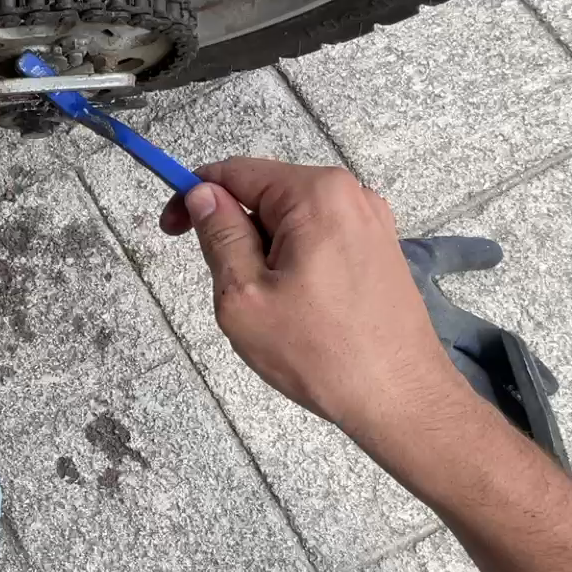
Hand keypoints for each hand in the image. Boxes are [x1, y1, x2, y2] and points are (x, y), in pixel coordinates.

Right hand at [159, 158, 470, 442]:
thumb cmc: (317, 351)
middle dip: (230, 229)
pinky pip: (316, 237)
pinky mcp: (379, 248)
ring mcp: (370, 221)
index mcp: (315, 194)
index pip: (234, 172)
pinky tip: (292, 305)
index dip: (192, 194)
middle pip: (264, 193)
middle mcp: (349, 194)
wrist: (401, 399)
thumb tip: (201, 193)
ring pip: (289, 219)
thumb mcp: (243, 293)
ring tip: (261, 303)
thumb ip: (219, 234)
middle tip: (221, 284)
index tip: (170, 230)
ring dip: (259, 250)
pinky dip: (289, 259)